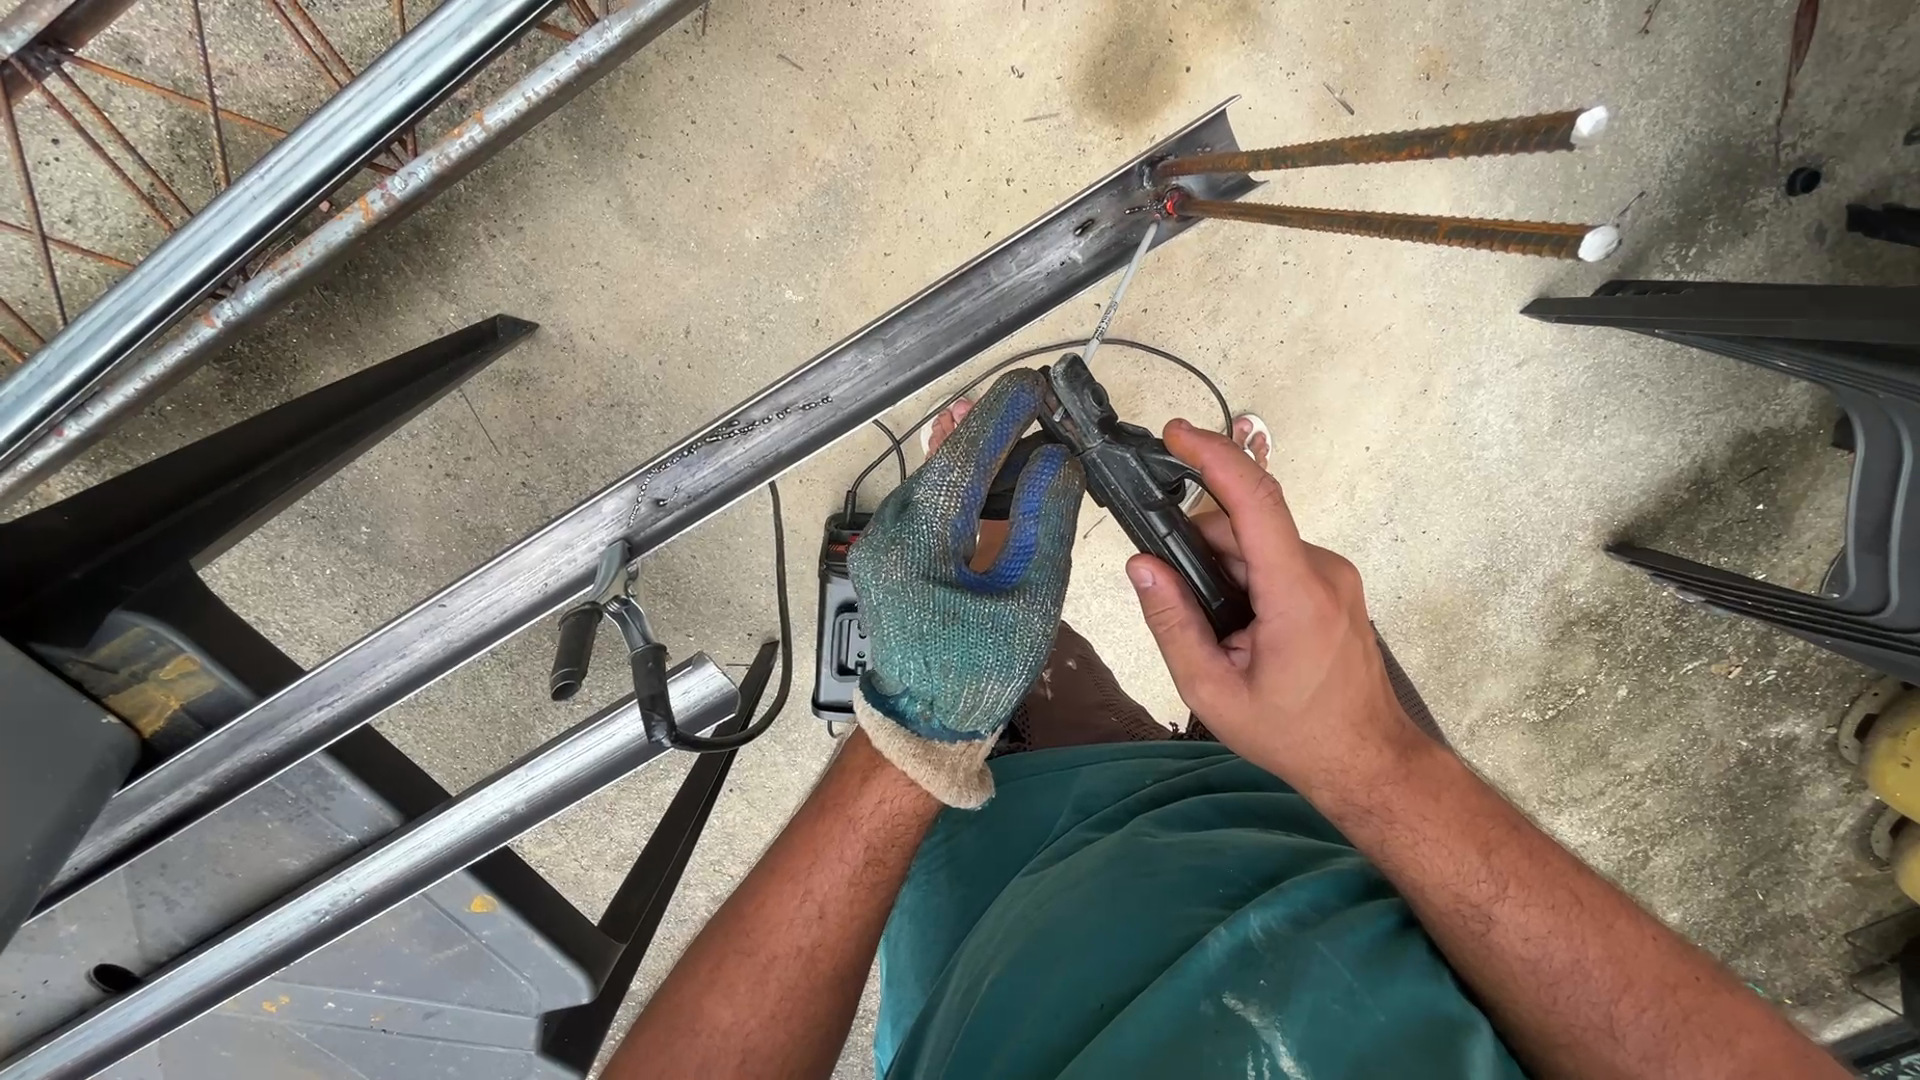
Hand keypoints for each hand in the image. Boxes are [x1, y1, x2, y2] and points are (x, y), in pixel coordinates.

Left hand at [848, 370, 1083, 807]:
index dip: (1005, 413)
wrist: (924, 720)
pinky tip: (982, 463)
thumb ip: (1042, 520)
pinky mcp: (885, 550)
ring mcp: (880, 539)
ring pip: (935, 477)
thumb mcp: (1029, 596)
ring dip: (978, 451)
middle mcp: (889, 528)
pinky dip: (961, 481)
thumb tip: (1056, 460)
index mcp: (921, 538)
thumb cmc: (982, 668)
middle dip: (994, 427)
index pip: (967, 454)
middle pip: (947, 459)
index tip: (1038, 384)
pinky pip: (927, 501)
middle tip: (1041, 406)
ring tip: (1022, 427)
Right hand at [1126, 418, 1419, 790]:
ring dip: (1220, 569)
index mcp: (1296, 594)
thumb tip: (1140, 565)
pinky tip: (1238, 625)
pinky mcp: (1332, 582)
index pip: (1255, 502)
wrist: (1368, 761)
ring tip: (1218, 631)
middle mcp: (1322, 569)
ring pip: (1255, 543)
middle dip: (1196, 549)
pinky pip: (1273, 557)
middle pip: (1242, 526)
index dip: (1213, 458)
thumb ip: (1171, 623)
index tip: (1176, 433)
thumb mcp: (1212, 690)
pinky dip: (1242, 576)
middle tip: (1174, 601)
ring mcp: (1333, 574)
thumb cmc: (1292, 734)